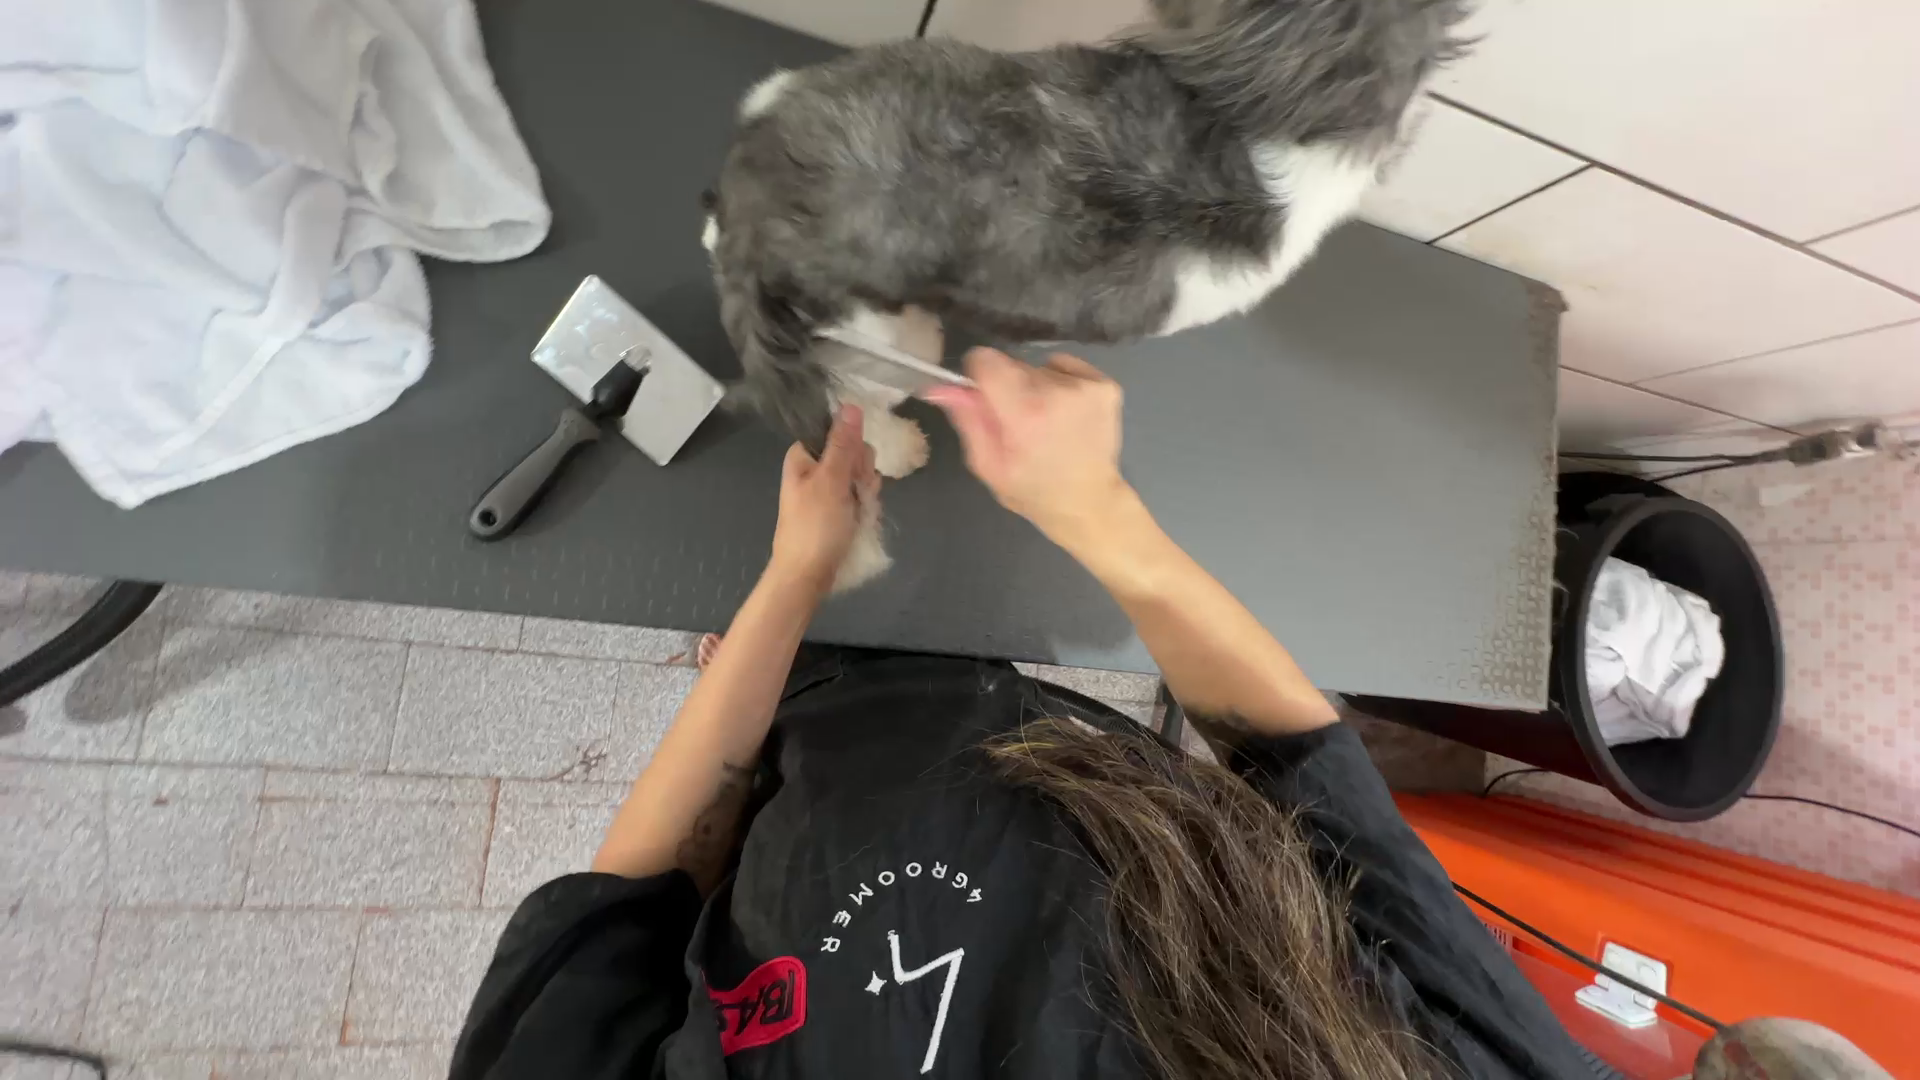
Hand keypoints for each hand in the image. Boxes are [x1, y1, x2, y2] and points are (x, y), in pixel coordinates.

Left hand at [768, 405, 878, 593]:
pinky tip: (862, 520)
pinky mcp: (838, 510)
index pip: (839, 433)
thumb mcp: (831, 481)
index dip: (852, 448)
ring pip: (862, 476)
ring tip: (858, 512)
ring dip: (866, 493)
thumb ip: (843, 444)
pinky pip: (861, 497)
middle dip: (863, 474)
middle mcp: (814, 469)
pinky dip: (865, 507)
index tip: (854, 468)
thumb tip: (851, 405)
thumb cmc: (815, 527)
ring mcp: (827, 491)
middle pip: (854, 454)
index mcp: (803, 456)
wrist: (807, 576)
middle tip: (855, 494)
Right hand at [925, 348, 1133, 551]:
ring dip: (1036, 389)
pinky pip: (1065, 368)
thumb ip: (967, 420)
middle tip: (1018, 423)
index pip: (986, 360)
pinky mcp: (1106, 386)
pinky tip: (1065, 415)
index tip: (983, 395)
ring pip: (1039, 368)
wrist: (1089, 503)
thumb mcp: (988, 465)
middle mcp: (1057, 392)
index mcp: (1024, 414)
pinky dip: (1061, 385)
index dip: (979, 375)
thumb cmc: (1032, 490)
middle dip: (1008, 387)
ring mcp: (1086, 387)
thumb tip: (942, 386)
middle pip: (1013, 364)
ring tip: (1046, 424)